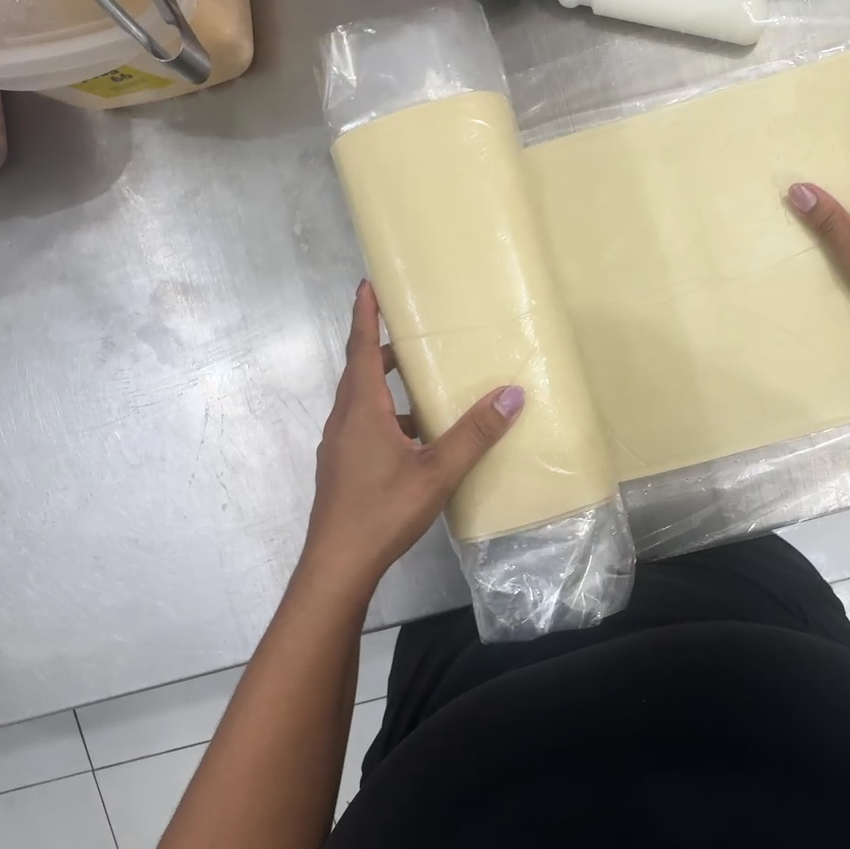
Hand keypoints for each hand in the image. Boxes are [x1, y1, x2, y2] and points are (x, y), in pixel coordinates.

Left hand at [302, 281, 524, 584]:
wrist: (338, 564)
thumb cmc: (382, 511)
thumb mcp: (436, 471)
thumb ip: (474, 434)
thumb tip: (511, 394)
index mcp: (361, 410)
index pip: (360, 349)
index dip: (364, 315)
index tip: (367, 284)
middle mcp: (344, 421)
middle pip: (358, 372)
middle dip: (379, 347)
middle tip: (406, 330)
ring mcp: (339, 447)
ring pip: (361, 403)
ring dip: (384, 386)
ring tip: (419, 383)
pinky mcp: (342, 469)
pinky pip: (363, 427)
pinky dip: (385, 418)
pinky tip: (414, 439)